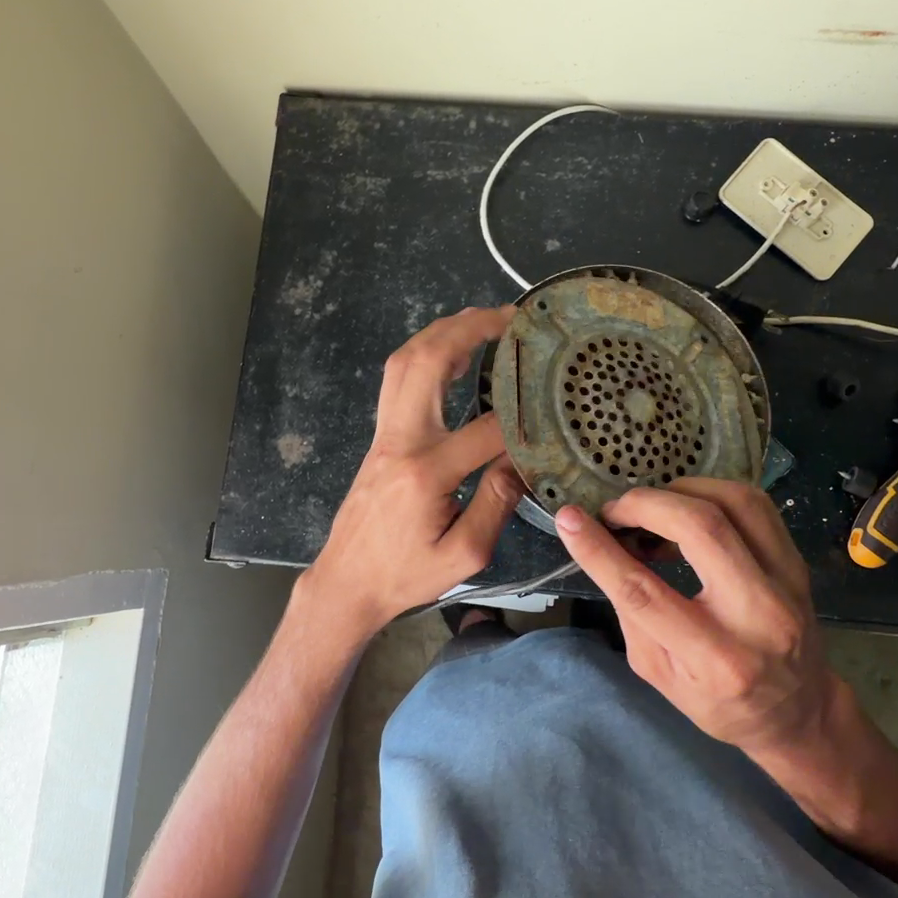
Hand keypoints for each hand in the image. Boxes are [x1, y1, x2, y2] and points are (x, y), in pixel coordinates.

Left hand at [297, 306, 525, 636]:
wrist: (347, 582)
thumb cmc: (405, 576)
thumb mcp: (463, 555)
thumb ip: (496, 503)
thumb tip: (523, 460)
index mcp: (425, 472)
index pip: (485, 430)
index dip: (521, 418)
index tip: (550, 408)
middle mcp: (400, 440)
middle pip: (427, 363)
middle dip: (469, 329)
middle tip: (510, 315)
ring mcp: (384, 433)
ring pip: (405, 362)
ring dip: (442, 332)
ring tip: (482, 320)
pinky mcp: (379, 436)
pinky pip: (397, 379)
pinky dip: (424, 353)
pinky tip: (450, 352)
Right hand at [554, 479, 840, 757]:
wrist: (800, 711)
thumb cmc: (719, 702)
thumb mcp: (659, 674)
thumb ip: (632, 613)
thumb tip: (605, 548)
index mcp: (715, 659)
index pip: (645, 593)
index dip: (599, 550)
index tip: (569, 519)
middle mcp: (759, 616)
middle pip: (701, 528)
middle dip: (644, 505)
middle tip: (614, 511)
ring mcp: (787, 584)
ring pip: (734, 503)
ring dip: (679, 492)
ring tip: (650, 508)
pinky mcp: (798, 562)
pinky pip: (755, 504)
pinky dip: (711, 494)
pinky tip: (685, 508)